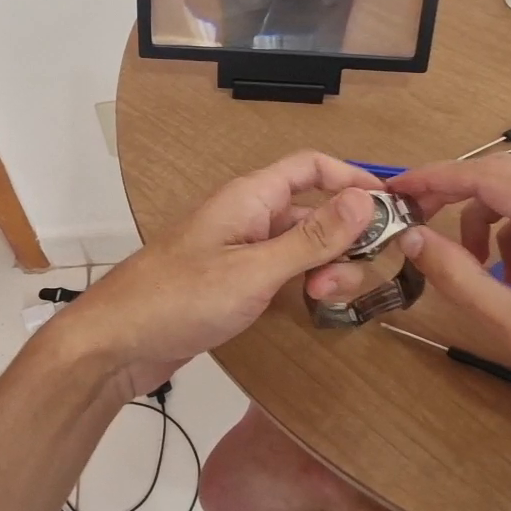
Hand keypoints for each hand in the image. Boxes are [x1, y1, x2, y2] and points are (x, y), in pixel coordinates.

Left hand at [53, 152, 379, 399]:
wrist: (118, 343)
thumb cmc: (180, 299)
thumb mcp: (254, 270)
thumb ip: (311, 239)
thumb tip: (367, 200)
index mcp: (250, 198)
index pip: (310, 167)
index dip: (352, 180)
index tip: (392, 208)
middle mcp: (248, 216)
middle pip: (313, 211)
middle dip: (342, 239)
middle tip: (349, 278)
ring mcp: (241, 251)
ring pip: (301, 246)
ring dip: (324, 268)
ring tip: (322, 300)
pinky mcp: (236, 282)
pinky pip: (283, 272)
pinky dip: (303, 285)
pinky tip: (311, 308)